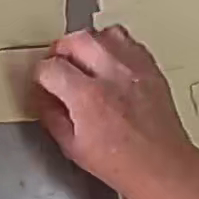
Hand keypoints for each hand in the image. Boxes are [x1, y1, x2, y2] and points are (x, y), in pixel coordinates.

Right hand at [32, 26, 198, 198]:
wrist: (158, 164)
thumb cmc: (118, 161)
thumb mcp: (70, 145)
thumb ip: (51, 116)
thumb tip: (42, 97)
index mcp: (88, 97)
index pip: (51, 67)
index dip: (39, 73)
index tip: (39, 81)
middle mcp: (113, 75)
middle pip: (78, 39)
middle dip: (60, 49)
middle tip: (55, 63)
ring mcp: (136, 69)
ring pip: (105, 33)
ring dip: (88, 43)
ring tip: (81, 60)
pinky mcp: (151, 69)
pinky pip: (129, 42)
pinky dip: (113, 47)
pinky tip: (106, 64)